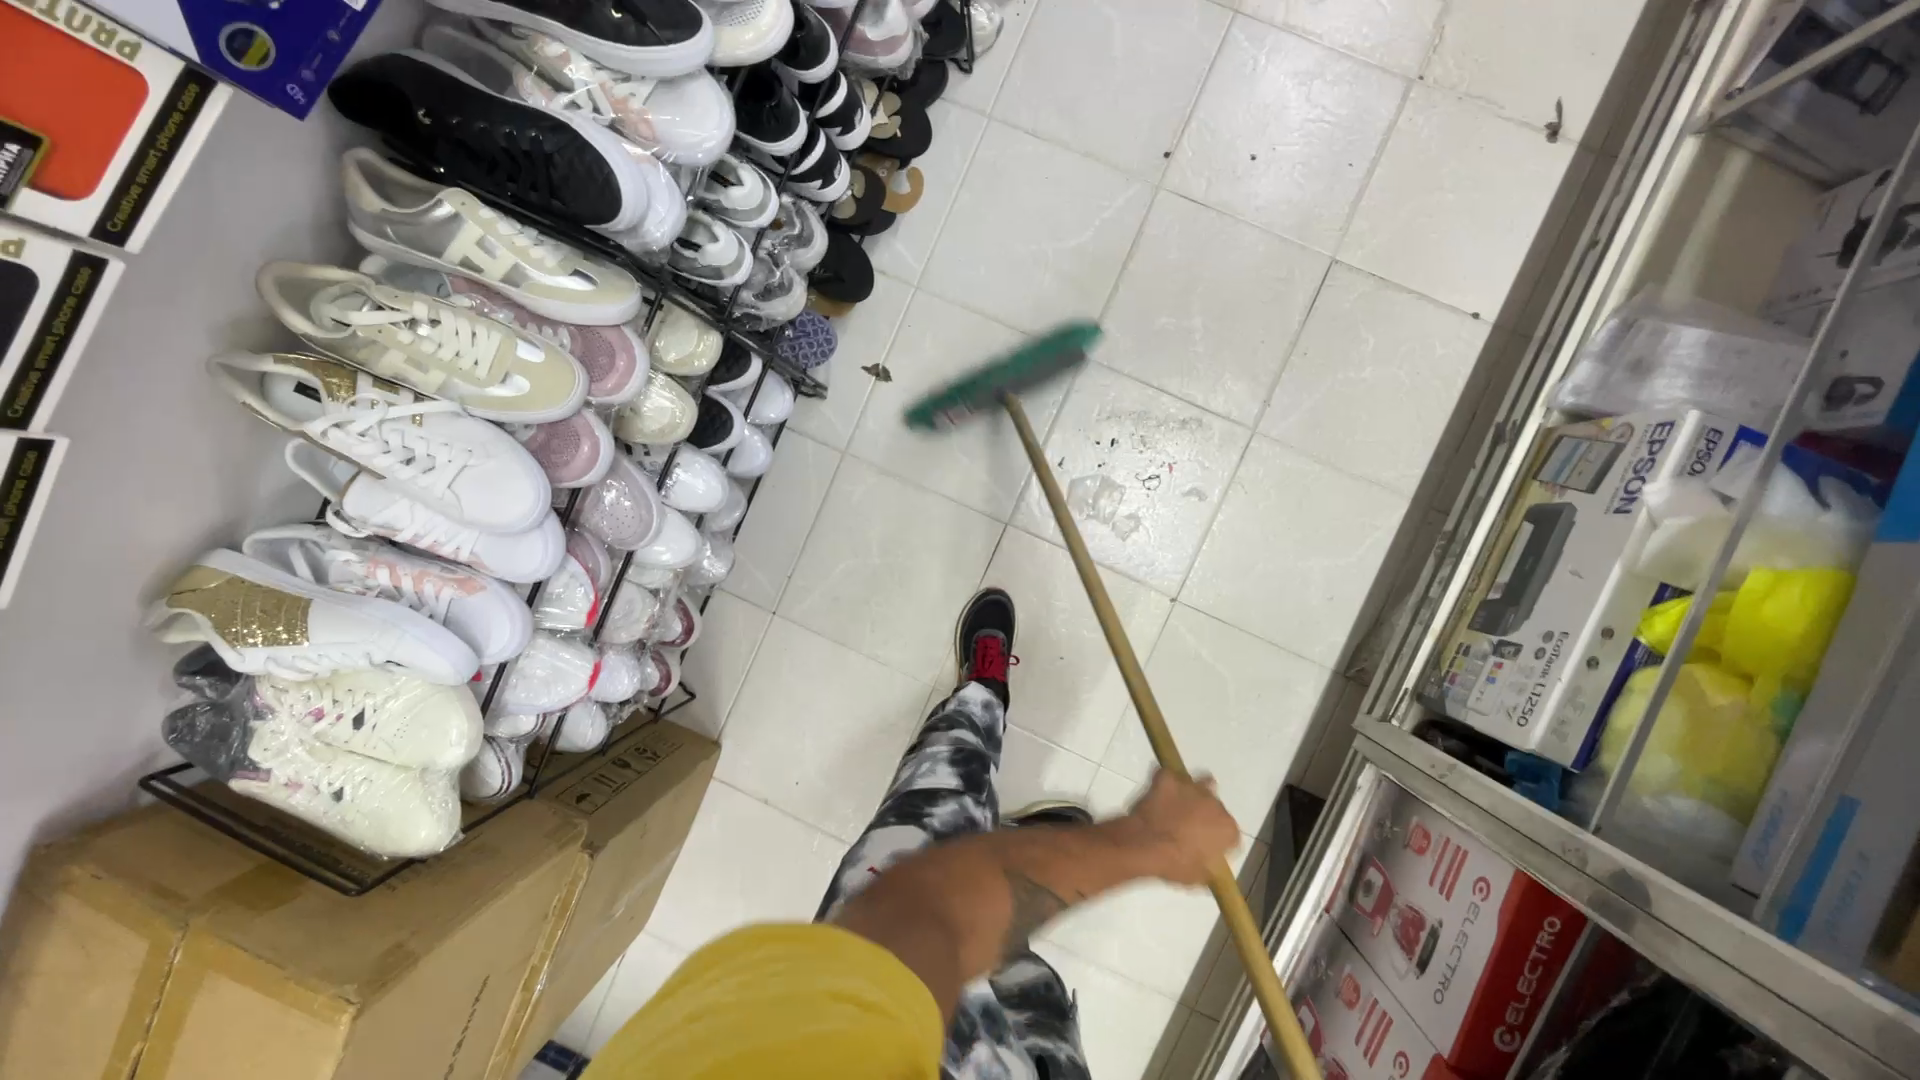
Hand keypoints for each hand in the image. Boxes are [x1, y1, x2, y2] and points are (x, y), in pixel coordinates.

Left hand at [1117, 771, 1238, 886]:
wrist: (1145, 846)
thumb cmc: (1175, 865)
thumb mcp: (1200, 876)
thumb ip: (1211, 865)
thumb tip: (1210, 862)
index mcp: (1228, 828)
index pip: (1229, 833)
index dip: (1217, 840)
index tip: (1205, 847)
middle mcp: (1215, 803)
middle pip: (1214, 807)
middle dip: (1204, 815)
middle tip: (1188, 826)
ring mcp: (1191, 787)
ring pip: (1199, 783)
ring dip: (1192, 792)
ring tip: (1180, 803)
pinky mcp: (1168, 778)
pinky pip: (1169, 776)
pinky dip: (1165, 783)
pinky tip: (1159, 793)